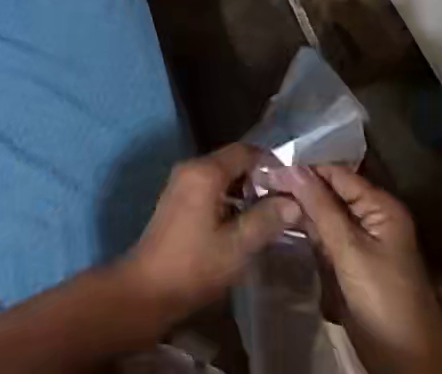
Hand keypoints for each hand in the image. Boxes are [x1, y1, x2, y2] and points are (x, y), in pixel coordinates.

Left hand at [117, 143, 300, 321]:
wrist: (147, 290)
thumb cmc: (194, 266)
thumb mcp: (237, 246)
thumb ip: (266, 220)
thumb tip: (294, 202)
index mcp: (205, 172)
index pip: (245, 151)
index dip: (271, 163)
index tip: (293, 184)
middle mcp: (191, 167)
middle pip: (232, 160)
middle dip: (259, 177)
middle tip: (285, 200)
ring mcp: (181, 182)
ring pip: (222, 174)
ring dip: (245, 189)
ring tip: (270, 213)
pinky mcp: (177, 199)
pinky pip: (210, 186)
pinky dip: (229, 197)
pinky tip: (244, 221)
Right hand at [280, 165, 441, 373]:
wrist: (407, 364)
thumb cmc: (383, 300)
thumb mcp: (350, 250)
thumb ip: (320, 207)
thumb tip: (291, 168)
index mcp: (381, 206)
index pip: (337, 173)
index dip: (304, 167)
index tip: (268, 165)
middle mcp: (372, 217)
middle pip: (331, 192)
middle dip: (300, 187)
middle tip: (260, 182)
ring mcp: (362, 241)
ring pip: (326, 214)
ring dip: (300, 208)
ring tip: (264, 197)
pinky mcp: (352, 262)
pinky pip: (327, 236)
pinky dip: (308, 230)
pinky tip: (281, 222)